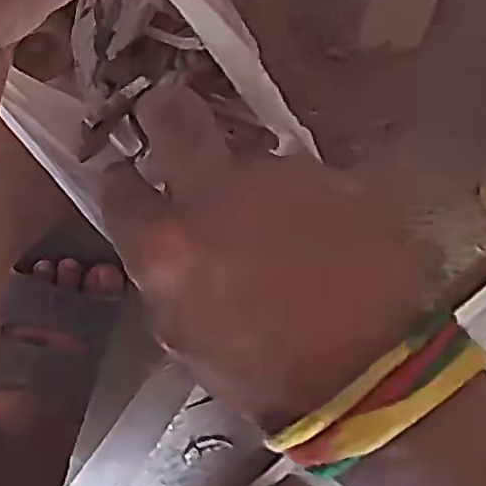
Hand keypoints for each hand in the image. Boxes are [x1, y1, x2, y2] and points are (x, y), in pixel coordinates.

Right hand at [97, 85, 430, 427]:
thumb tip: (158, 246)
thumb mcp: (175, 331)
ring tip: (270, 229)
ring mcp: (283, 179)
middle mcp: (215, 195)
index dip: (120, 181)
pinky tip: (316, 242)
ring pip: (250, 161)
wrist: (366, 375)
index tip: (127, 179)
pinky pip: (303, 183)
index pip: (120, 187)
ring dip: (247, 184)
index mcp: (163, 243)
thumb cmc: (253, 368)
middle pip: (176, 119)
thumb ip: (157, 274)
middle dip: (162, 111)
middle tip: (161, 111)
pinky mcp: (342, 180)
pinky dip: (298, 203)